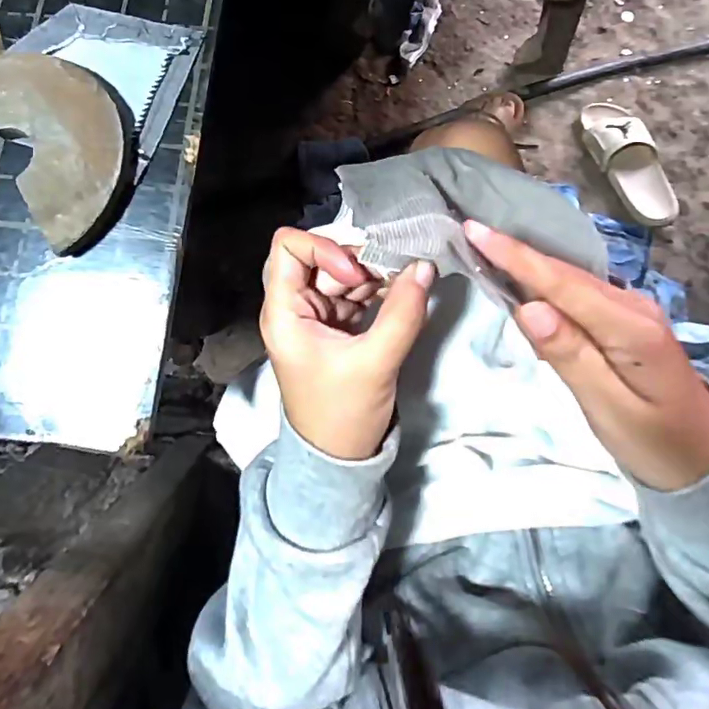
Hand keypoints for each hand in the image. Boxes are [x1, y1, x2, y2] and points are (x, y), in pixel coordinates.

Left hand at [259, 227, 435, 459]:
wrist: (338, 460)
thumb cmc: (342, 414)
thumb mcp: (375, 363)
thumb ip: (402, 313)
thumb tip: (424, 266)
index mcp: (284, 311)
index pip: (288, 247)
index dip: (323, 247)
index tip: (356, 273)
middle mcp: (294, 306)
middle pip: (320, 256)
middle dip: (358, 260)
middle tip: (394, 274)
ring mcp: (315, 314)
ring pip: (342, 272)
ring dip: (373, 274)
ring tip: (405, 284)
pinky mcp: (336, 325)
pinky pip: (354, 292)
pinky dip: (378, 290)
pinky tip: (401, 295)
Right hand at [463, 221, 708, 490]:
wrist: (707, 458)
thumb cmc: (656, 443)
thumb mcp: (610, 409)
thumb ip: (571, 356)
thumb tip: (529, 307)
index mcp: (632, 328)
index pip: (563, 284)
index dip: (517, 256)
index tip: (475, 230)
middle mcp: (634, 305)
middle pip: (565, 273)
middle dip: (516, 251)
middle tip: (468, 231)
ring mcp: (632, 307)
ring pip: (570, 277)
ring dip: (528, 261)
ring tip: (485, 244)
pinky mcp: (625, 316)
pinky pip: (578, 290)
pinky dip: (545, 279)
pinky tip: (524, 274)